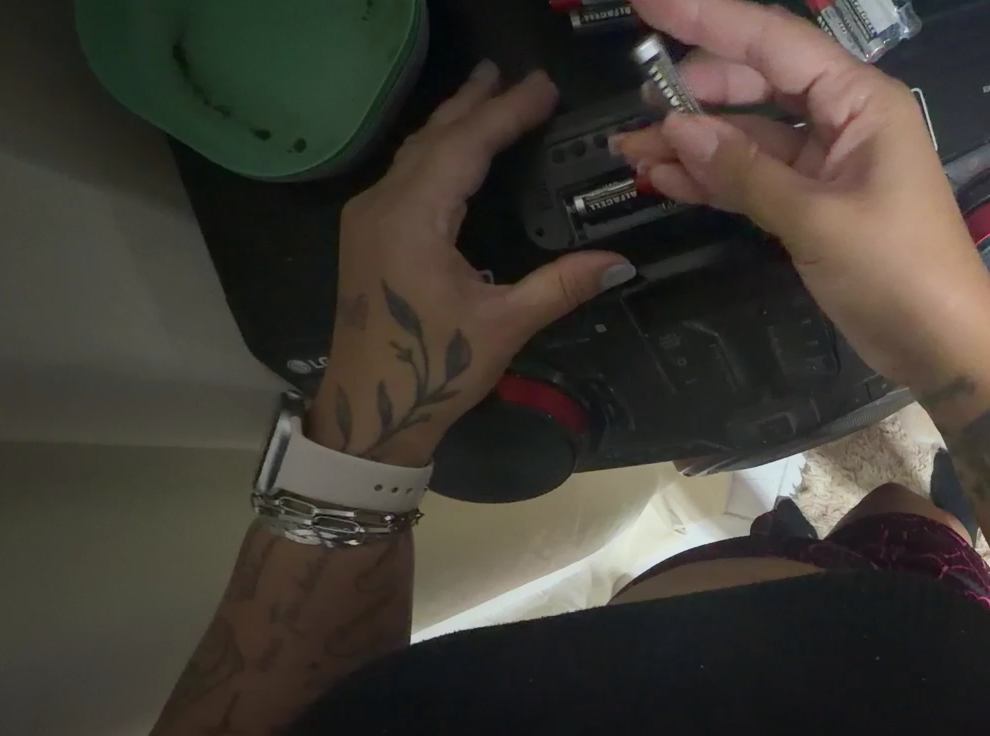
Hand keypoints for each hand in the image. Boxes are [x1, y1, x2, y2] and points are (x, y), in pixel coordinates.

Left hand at [314, 63, 636, 465]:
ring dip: (453, 124)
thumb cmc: (437, 368)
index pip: (464, 147)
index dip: (506, 114)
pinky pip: (407, 176)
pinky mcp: (369, 237)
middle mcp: (382, 204)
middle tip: (512, 74)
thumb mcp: (507, 325)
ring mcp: (368, 219)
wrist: (372, 407)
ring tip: (486, 98)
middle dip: (475, 103)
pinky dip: (439, 153)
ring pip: (414, 154)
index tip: (543, 86)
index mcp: (413, 218)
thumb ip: (561, 286)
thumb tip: (620, 262)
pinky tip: (456, 155)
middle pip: (432, 138)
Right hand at [610, 0, 989, 388]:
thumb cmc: (898, 272)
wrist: (941, 345)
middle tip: (638, 104)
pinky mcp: (818, 213)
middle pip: (758, 88)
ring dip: (697, 148)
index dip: (707, 18)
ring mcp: (829, 171)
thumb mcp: (819, 220)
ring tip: (634, 152)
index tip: (647, 5)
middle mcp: (844, 124)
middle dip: (697, 96)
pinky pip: (761, 185)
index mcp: (860, 102)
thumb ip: (748, 173)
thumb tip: (679, 131)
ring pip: (753, 142)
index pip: (773, 42)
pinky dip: (720, 185)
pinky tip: (670, 183)